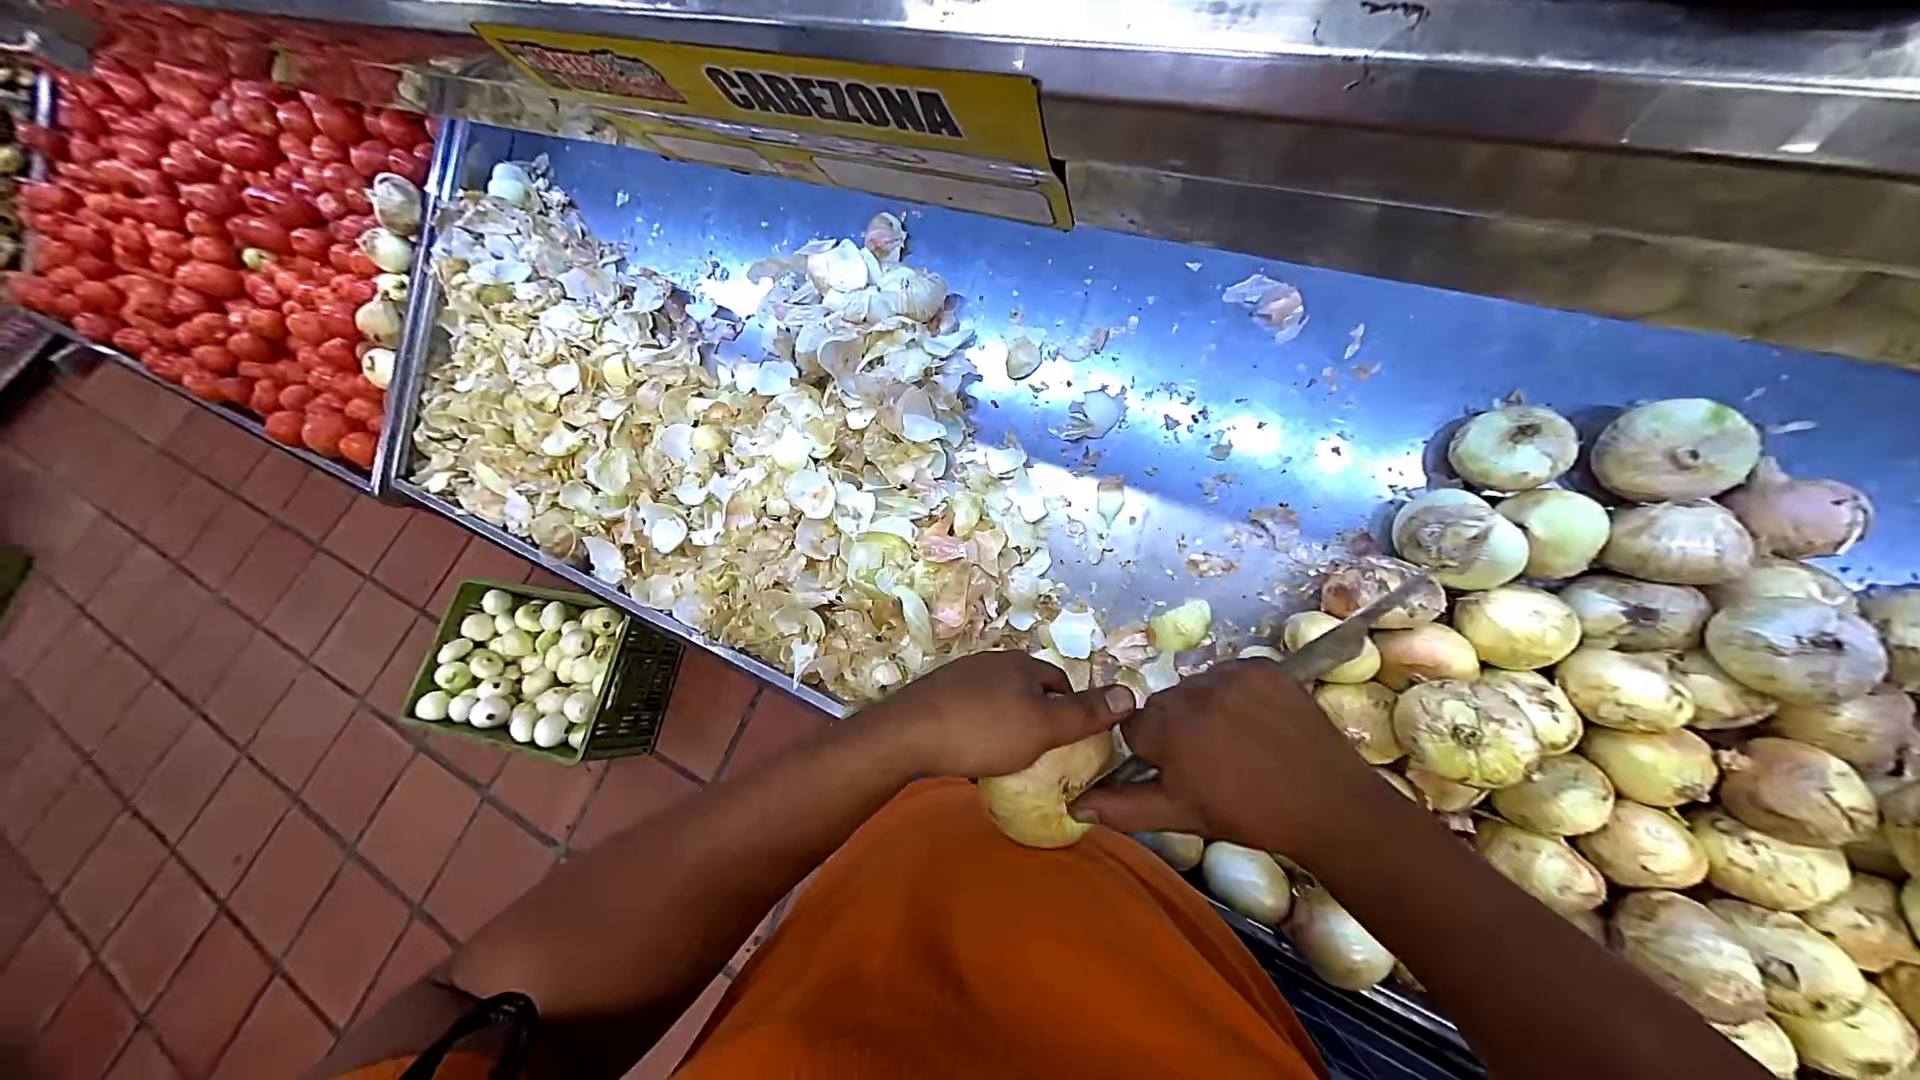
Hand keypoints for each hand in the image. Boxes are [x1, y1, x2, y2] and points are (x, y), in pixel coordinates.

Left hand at [865, 651, 1135, 778]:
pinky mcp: (937, 695)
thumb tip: (1130, 693)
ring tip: (1000, 760)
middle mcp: (992, 662)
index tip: (1065, 747)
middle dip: (1036, 722)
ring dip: (1006, 728)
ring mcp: (961, 676)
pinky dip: (977, 732)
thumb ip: (1086, 713)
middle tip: (1035, 757)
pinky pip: (971, 713)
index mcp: (1021, 664)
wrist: (906, 735)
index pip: (1060, 685)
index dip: (1070, 715)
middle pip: (1028, 693)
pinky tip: (969, 755)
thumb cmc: (982, 731)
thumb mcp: (1044, 727)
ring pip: (998, 704)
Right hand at [1069, 658, 1394, 858]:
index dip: (1156, 751)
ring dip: (1204, 708)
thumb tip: (1075, 806)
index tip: (1184, 769)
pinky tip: (1255, 720)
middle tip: (1213, 760)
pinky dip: (1233, 691)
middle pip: (1165, 704)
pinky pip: (1227, 672)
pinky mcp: (1261, 667)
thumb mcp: (1181, 814)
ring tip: (1238, 740)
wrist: (1330, 804)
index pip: (1135, 727)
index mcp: (1168, 730)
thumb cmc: (1248, 815)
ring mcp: (1231, 675)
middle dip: (1178, 728)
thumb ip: (1123, 807)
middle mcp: (1194, 693)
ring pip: (1194, 687)